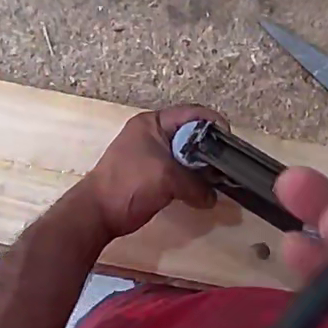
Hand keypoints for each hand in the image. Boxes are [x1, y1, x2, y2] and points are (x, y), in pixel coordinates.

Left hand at [70, 106, 222, 240]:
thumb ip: (196, 184)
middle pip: (190, 134)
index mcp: (152, 123)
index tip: (230, 140)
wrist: (97, 213)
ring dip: (200, 167)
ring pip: (186, 155)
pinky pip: (179, 172)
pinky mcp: (153, 175)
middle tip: (227, 162)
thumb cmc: (129, 184)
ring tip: (218, 178)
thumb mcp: (167, 178)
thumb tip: (213, 198)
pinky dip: (191, 180)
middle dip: (209, 148)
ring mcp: (152, 155)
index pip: (190, 113)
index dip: (212, 123)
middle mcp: (153, 134)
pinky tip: (203, 191)